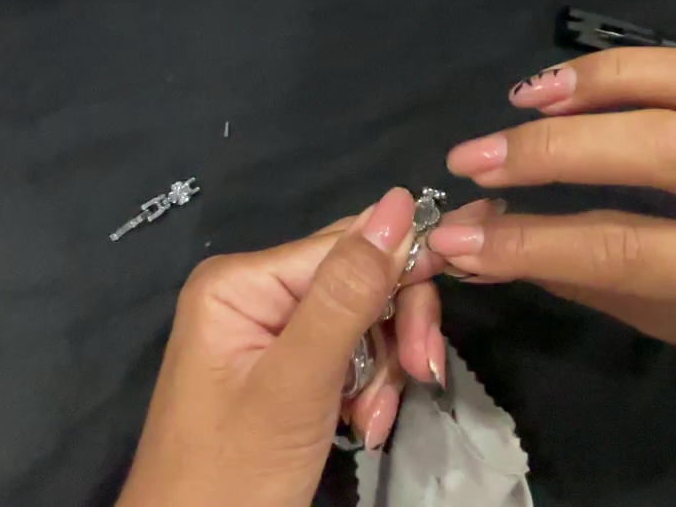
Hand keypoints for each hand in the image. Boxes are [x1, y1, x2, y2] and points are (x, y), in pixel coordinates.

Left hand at [116, 188, 500, 506]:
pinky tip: (362, 423)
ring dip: (384, 369)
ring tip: (373, 421)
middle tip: (420, 375)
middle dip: (392, 331)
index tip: (439, 319)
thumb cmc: (235, 475)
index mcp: (242, 279)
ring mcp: (270, 329)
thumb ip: (348, 292)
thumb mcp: (296, 383)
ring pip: (363, 319)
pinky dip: (368, 387)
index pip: (345, 245)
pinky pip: (350, 353)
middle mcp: (255, 290)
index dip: (401, 271)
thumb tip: (399, 201)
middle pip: (357, 278)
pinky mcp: (287, 365)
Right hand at [427, 0, 675, 376]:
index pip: (627, 251)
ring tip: (536, 94)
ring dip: (612, 77)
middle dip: (555, 151)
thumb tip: (470, 241)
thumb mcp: (662, 323)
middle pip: (668, 147)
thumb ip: (571, 273)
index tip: (453, 234)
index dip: (530, 241)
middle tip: (476, 157)